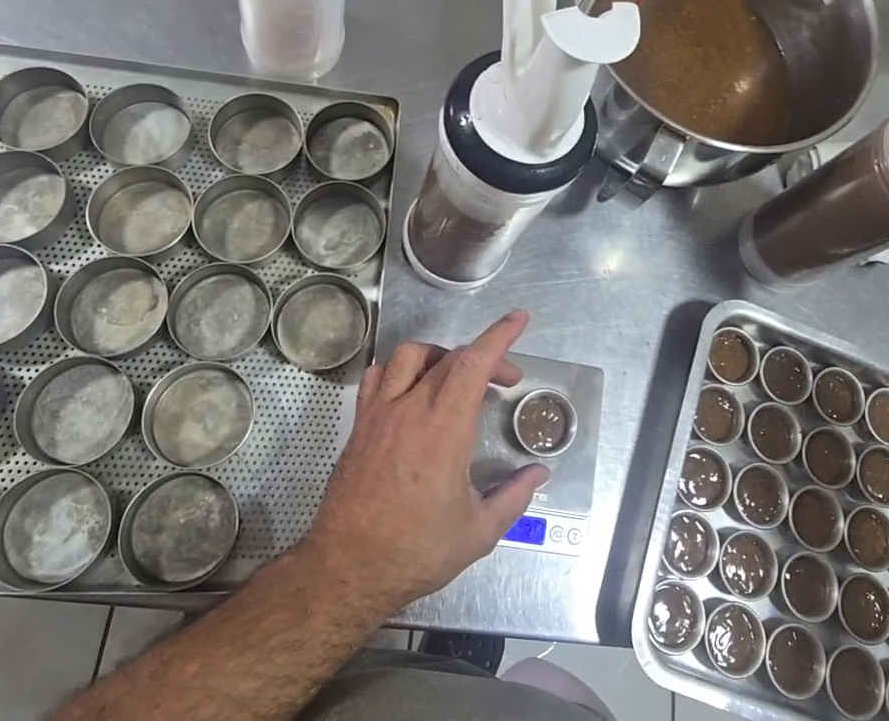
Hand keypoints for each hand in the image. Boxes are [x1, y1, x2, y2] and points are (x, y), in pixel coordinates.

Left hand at [303, 311, 549, 613]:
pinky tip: (412, 390)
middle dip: (485, 356)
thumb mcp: (479, 532)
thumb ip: (514, 496)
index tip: (518, 320)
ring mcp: (379, 415)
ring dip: (441, 355)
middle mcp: (410, 410)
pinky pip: (378, 377)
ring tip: (457, 377)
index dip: (499, 336)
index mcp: (444, 430)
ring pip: (410, 356)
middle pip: (450, 358)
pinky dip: (400, 370)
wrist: (349, 568)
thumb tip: (539, 474)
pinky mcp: (359, 426)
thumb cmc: (417, 551)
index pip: (474, 364)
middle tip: (505, 381)